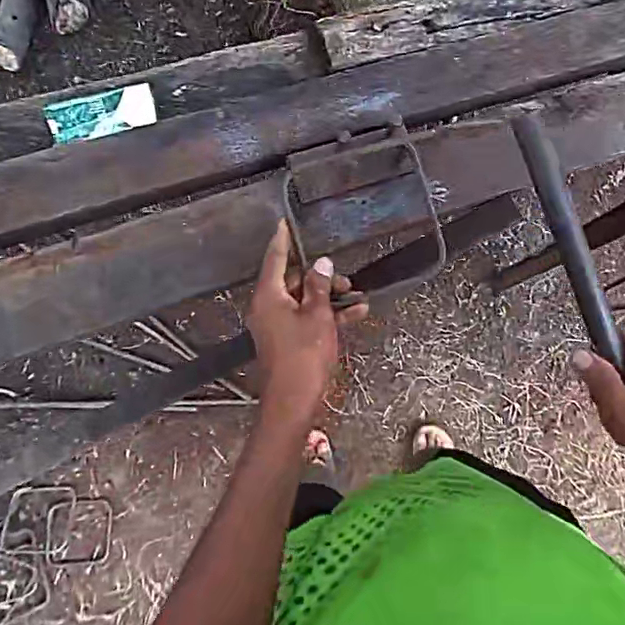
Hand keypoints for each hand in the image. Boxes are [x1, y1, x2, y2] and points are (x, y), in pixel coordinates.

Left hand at [247, 221, 369, 424]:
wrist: (294, 400)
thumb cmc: (304, 356)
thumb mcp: (318, 316)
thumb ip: (320, 287)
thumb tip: (322, 264)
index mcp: (268, 296)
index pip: (275, 259)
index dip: (282, 240)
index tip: (284, 223)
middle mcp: (267, 307)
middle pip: (294, 281)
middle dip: (320, 278)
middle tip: (345, 280)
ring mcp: (276, 325)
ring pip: (303, 301)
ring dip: (329, 298)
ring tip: (357, 297)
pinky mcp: (286, 340)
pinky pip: (306, 319)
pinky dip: (326, 316)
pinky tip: (355, 314)